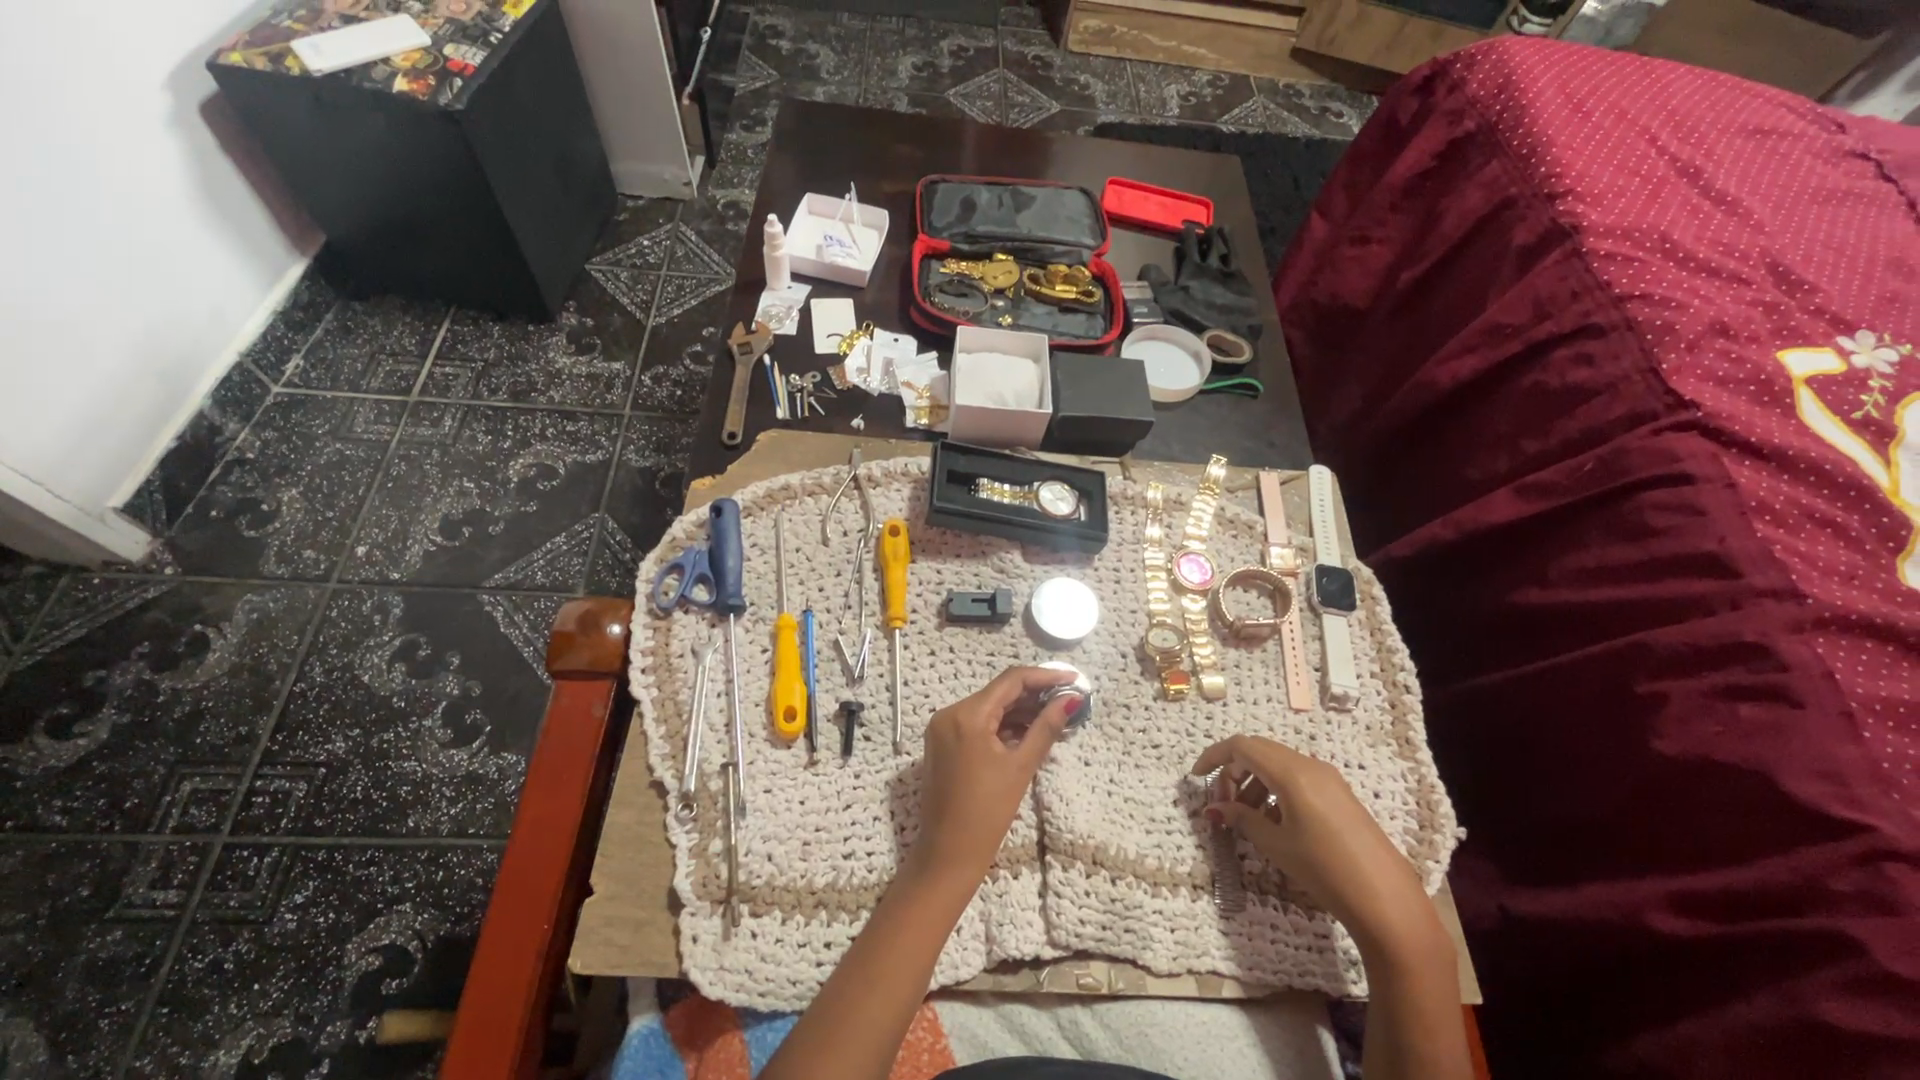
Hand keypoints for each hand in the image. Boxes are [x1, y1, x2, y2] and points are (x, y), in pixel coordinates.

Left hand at [906, 667, 1082, 891]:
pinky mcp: (942, 744)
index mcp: (966, 715)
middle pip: (998, 692)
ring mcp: (942, 728)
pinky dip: (1002, 726)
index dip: (1045, 676)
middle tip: (1069, 700)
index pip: (1010, 681)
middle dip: (1034, 694)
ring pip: (988, 708)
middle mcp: (949, 713)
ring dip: (1020, 711)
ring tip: (1056, 716)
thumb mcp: (1020, 766)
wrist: (948, 853)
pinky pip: (977, 724)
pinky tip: (1029, 732)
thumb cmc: (987, 812)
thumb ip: (1046, 727)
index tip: (1073, 679)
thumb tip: (1071, 699)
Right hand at [1191, 735, 1429, 951]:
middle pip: (1260, 751)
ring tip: (1246, 819)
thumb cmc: (1323, 867)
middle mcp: (1310, 766)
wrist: (1383, 896)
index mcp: (1292, 772)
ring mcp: (1328, 778)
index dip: (1214, 757)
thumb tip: (1215, 809)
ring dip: (1254, 783)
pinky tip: (1273, 823)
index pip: (1242, 747)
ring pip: (1278, 765)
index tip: (1197, 777)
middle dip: (1234, 771)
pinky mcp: (1338, 794)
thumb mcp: (1275, 844)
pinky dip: (1275, 791)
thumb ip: (1242, 819)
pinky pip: (1297, 778)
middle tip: (1221, 804)